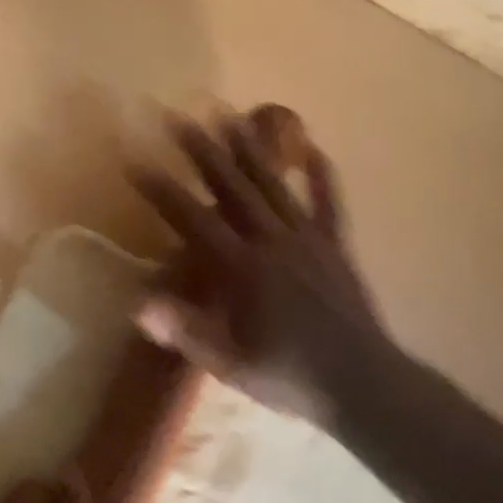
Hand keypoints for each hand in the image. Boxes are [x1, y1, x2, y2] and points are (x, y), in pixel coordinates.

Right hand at [128, 106, 385, 427]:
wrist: (368, 387)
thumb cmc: (292, 377)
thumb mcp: (230, 364)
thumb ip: (186, 332)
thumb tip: (138, 304)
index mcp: (243, 269)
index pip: (192, 219)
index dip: (161, 189)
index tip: (135, 159)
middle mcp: (273, 243)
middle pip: (231, 188)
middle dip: (202, 152)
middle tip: (178, 117)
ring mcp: (308, 241)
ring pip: (273, 186)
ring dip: (250, 150)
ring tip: (230, 116)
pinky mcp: (337, 248)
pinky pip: (330, 205)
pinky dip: (322, 176)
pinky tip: (314, 149)